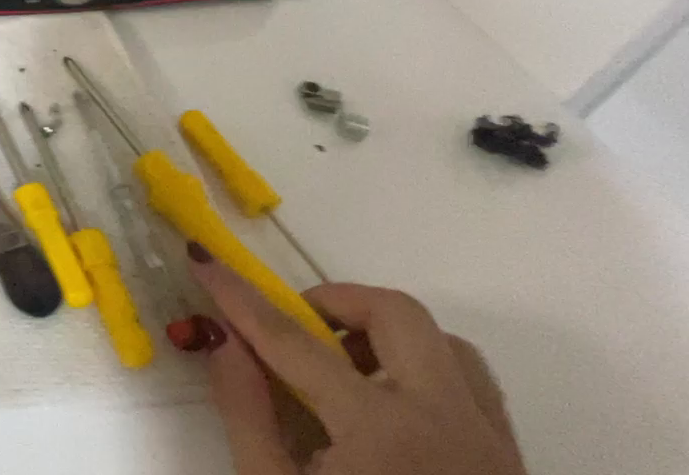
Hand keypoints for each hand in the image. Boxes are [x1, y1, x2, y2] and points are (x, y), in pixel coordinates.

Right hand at [190, 254, 526, 474]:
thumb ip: (245, 411)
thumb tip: (222, 339)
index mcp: (384, 432)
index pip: (292, 339)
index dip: (238, 296)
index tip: (203, 260)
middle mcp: (448, 423)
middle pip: (397, 315)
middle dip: (333, 301)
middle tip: (292, 326)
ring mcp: (491, 444)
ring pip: (447, 345)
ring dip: (386, 337)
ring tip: (344, 370)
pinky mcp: (511, 465)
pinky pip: (473, 386)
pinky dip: (424, 371)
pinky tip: (386, 406)